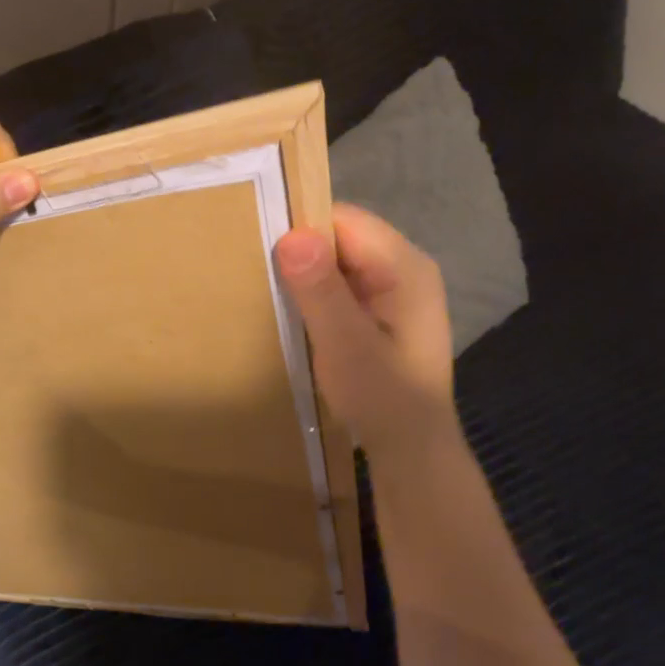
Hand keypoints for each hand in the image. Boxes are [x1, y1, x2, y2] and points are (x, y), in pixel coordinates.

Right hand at [275, 205, 455, 456]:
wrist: (410, 444)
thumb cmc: (381, 396)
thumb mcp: (345, 346)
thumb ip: (321, 291)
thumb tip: (290, 237)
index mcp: (404, 268)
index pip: (345, 221)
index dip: (301, 226)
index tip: (257, 246)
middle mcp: (404, 268)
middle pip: (342, 236)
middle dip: (299, 249)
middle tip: (254, 270)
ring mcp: (394, 289)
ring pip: (338, 260)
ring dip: (303, 272)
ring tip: (265, 288)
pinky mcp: (380, 310)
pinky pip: (341, 283)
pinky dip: (313, 291)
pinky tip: (291, 311)